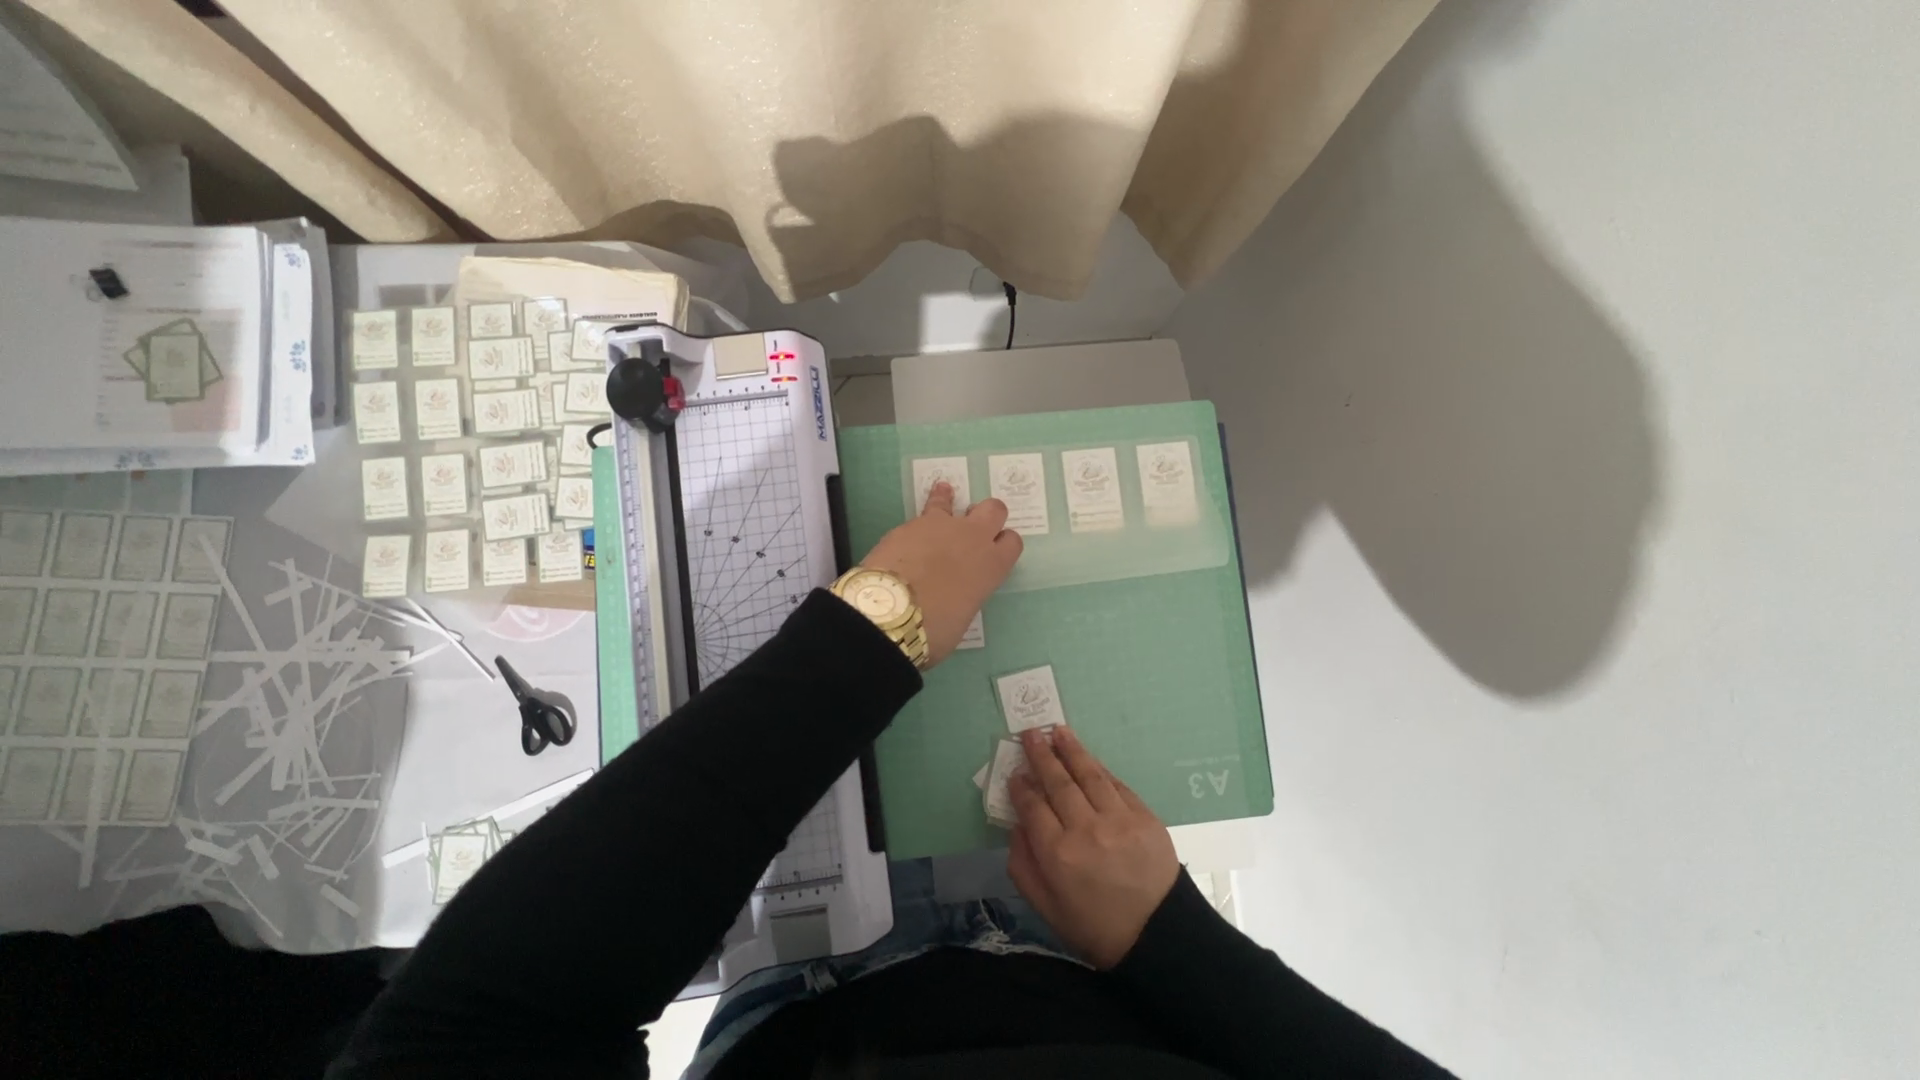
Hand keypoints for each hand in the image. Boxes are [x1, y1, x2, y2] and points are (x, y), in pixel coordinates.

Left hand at [857, 482, 1022, 665]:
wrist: (892, 612)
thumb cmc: (934, 629)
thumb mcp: (960, 618)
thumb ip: (964, 596)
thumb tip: (953, 595)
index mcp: (992, 566)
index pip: (1012, 542)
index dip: (1004, 544)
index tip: (995, 551)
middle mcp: (973, 539)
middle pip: (994, 510)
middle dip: (988, 515)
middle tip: (977, 525)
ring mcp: (942, 526)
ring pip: (952, 500)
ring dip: (949, 500)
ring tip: (945, 494)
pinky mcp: (911, 523)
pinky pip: (923, 512)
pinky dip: (921, 518)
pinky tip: (913, 525)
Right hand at [1006, 725, 1180, 968]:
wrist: (1157, 935)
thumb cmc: (1094, 927)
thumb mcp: (1045, 907)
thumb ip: (1023, 864)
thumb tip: (1017, 826)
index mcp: (1058, 854)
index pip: (1032, 806)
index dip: (1021, 786)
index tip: (1015, 773)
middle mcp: (1086, 829)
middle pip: (1058, 782)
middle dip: (1042, 756)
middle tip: (1031, 734)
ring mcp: (1118, 819)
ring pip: (1089, 775)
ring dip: (1071, 750)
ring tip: (1058, 731)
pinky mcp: (1144, 817)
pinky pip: (1116, 785)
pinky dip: (1100, 770)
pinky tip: (1089, 760)